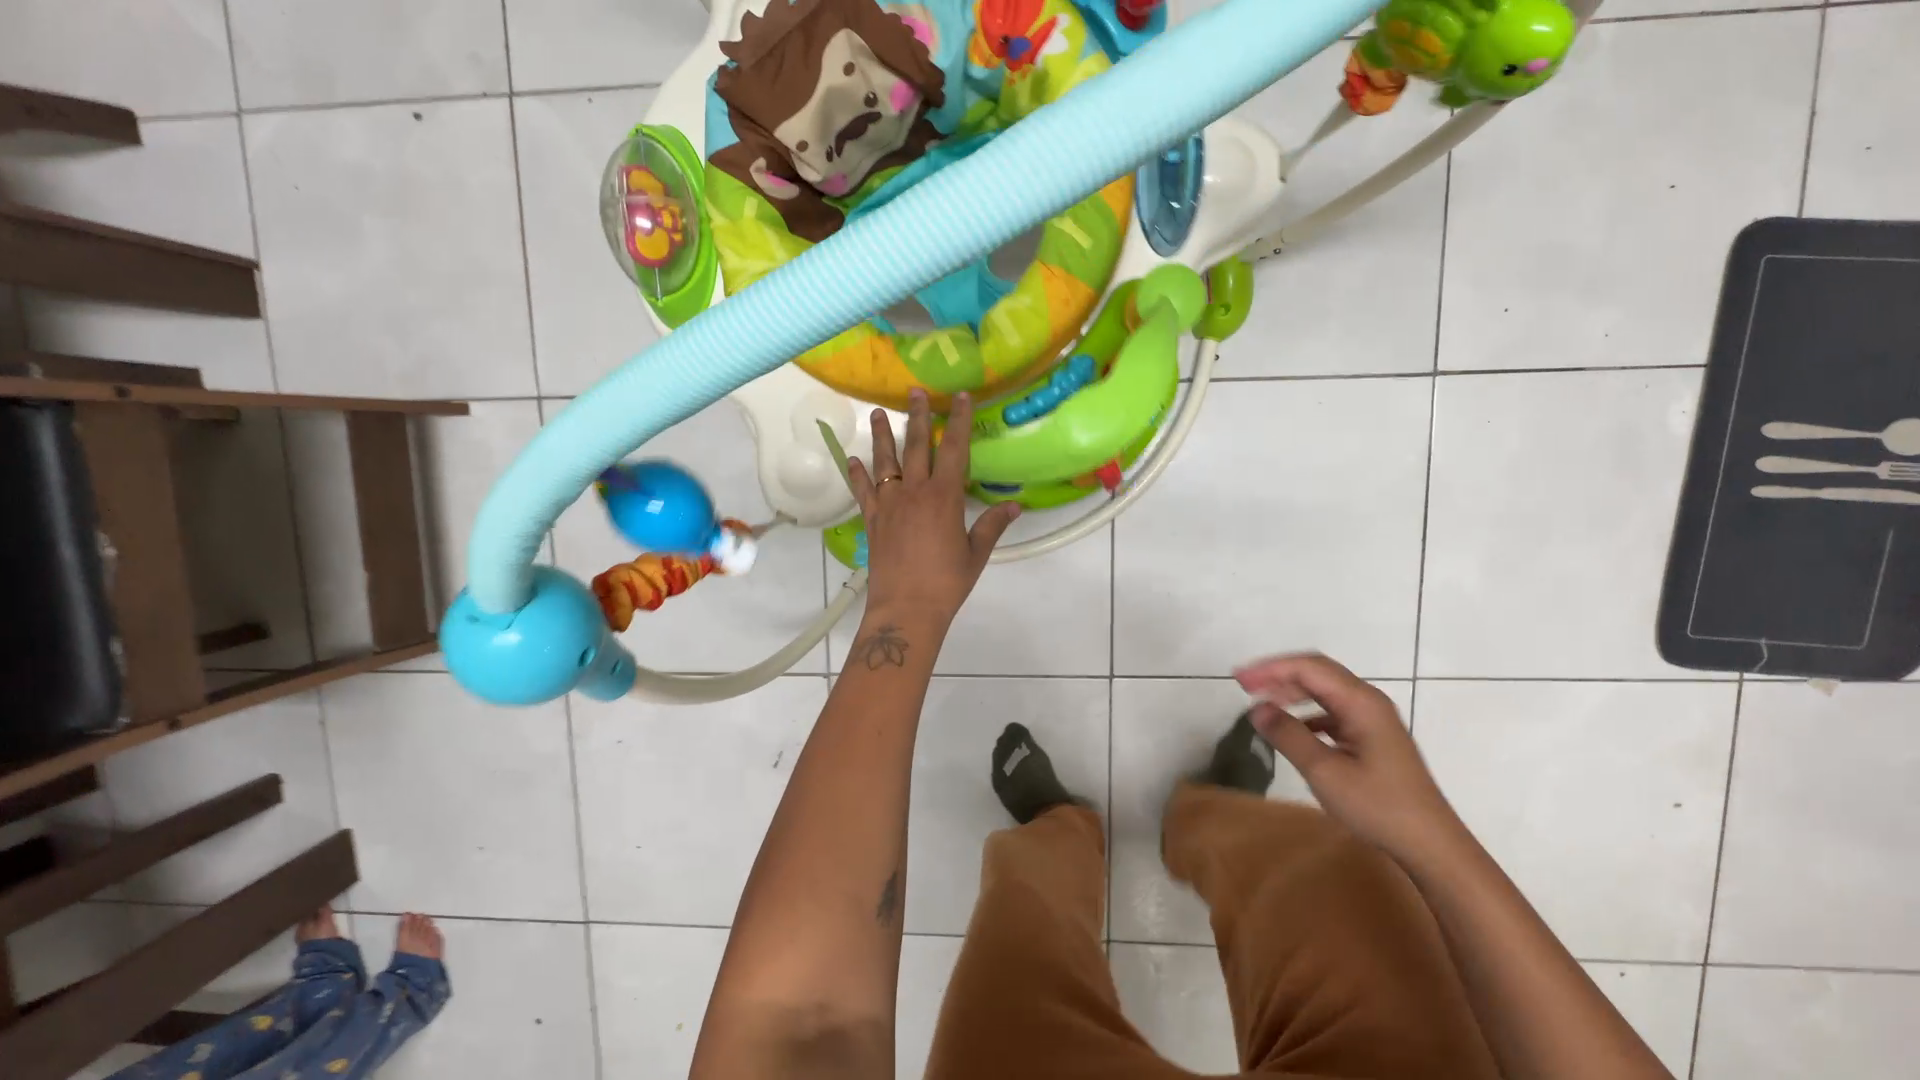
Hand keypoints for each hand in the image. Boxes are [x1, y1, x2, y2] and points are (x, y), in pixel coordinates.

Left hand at [848, 389, 1019, 623]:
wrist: (905, 607)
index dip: (957, 420)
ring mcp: (889, 504)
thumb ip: (991, 526)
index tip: (958, 397)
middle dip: (917, 416)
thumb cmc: (946, 582)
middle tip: (914, 392)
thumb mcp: (975, 554)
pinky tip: (853, 460)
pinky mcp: (872, 520)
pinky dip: (857, 474)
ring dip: (882, 436)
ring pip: (885, 461)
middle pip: (916, 446)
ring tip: (879, 413)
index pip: (953, 449)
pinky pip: (863, 490)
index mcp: (944, 497)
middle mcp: (914, 492)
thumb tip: (1014, 506)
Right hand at [1234, 653, 1463, 861]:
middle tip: (1244, 687)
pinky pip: (1334, 711)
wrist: (1429, 842)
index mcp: (1360, 702)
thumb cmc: (1377, 805)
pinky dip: (1308, 712)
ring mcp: (1374, 719)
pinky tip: (1293, 729)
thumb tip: (1257, 708)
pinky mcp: (1374, 738)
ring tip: (1263, 704)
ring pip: (1326, 691)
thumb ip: (1288, 735)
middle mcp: (1369, 702)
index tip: (1238, 679)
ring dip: (1293, 692)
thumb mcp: (1324, 771)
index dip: (1270, 669)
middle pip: (1318, 673)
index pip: (1308, 668)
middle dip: (1279, 675)